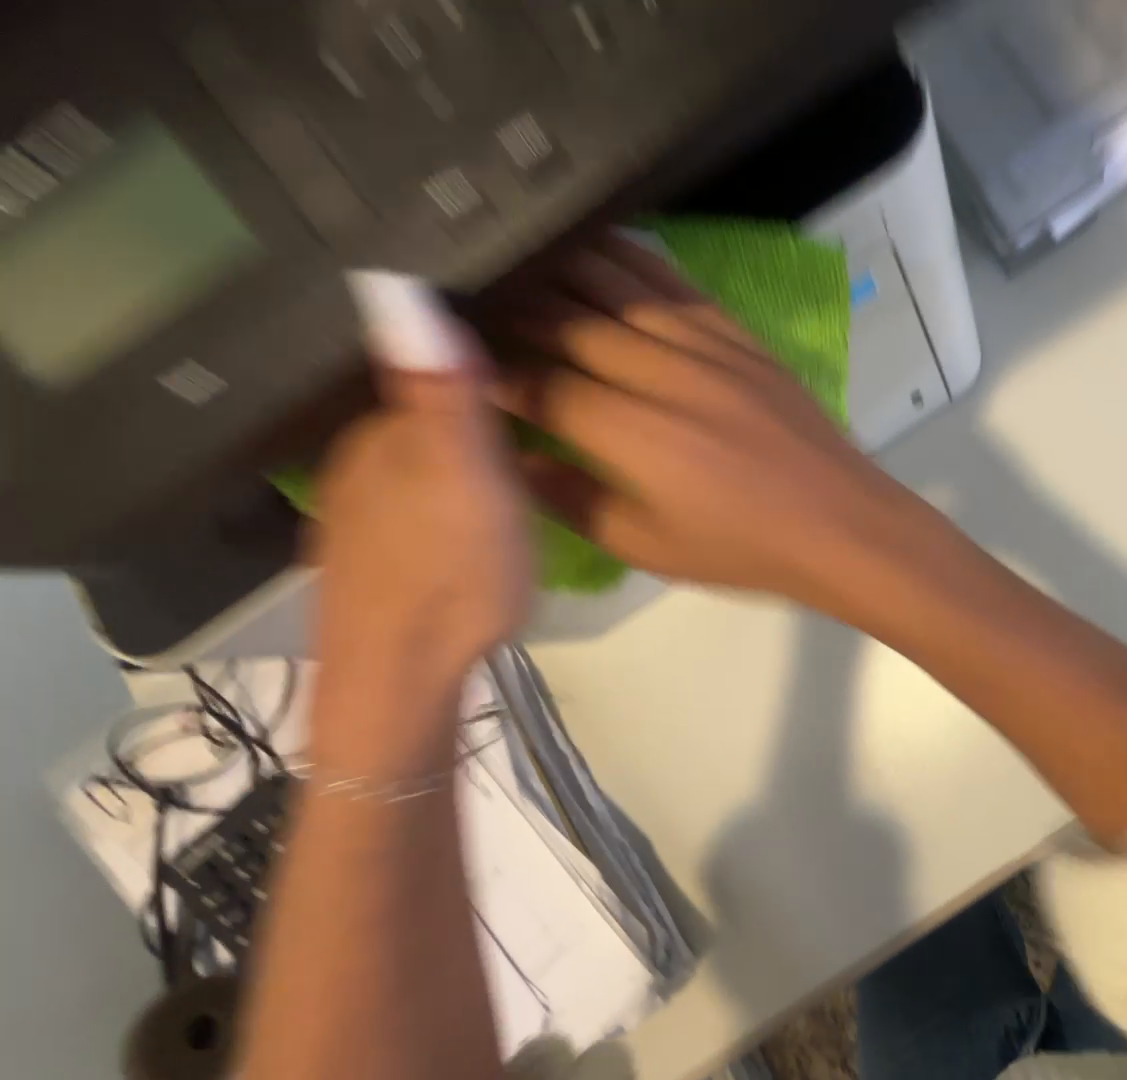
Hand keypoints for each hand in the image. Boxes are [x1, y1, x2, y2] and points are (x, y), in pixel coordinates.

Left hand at [311, 272, 532, 718]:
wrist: (400, 680)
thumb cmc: (453, 573)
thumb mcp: (469, 476)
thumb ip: (446, 393)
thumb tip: (399, 286)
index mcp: (386, 436)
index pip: (438, 373)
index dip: (495, 368)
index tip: (554, 370)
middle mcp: (360, 465)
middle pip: (431, 418)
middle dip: (481, 412)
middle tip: (554, 421)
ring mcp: (359, 515)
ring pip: (424, 464)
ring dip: (468, 458)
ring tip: (526, 467)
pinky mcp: (372, 559)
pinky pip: (419, 505)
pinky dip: (451, 499)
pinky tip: (478, 523)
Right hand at [493, 230, 925, 608]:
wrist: (840, 524)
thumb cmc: (743, 549)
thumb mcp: (645, 544)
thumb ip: (568, 497)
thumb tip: (508, 456)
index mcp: (632, 435)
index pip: (536, 384)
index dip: (486, 373)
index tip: (451, 365)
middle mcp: (663, 374)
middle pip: (566, 320)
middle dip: (508, 308)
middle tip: (465, 299)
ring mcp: (707, 346)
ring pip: (615, 283)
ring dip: (556, 266)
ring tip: (512, 256)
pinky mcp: (740, 335)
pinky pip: (672, 280)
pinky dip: (626, 256)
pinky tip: (595, 245)